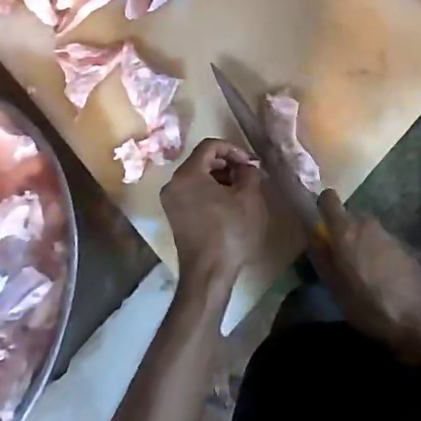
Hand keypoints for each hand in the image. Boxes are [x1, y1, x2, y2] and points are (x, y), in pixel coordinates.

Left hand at [161, 139, 268, 297]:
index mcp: (188, 175)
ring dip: (219, 176)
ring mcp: (171, 200)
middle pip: (201, 160)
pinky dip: (209, 189)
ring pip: (197, 175)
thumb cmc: (229, 232)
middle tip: (248, 174)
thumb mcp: (248, 198)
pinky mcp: (174, 214)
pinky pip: (192, 190)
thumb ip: (248, 173)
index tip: (249, 162)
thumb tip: (246, 166)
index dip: (232, 148)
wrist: (208, 273)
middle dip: (226, 162)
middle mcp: (173, 183)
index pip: (209, 146)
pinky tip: (228, 202)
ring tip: (241, 188)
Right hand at [313, 190, 420, 350]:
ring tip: (359, 268)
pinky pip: (380, 239)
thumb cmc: (369, 303)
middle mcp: (366, 223)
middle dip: (341, 230)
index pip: (328, 199)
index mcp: (345, 230)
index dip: (322, 208)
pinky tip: (378, 274)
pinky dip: (375, 249)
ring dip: (359, 241)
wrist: (419, 312)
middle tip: (338, 256)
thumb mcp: (335, 289)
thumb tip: (315, 239)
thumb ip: (322, 259)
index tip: (320, 225)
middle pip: (348, 215)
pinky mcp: (402, 243)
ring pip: (365, 228)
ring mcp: (386, 231)